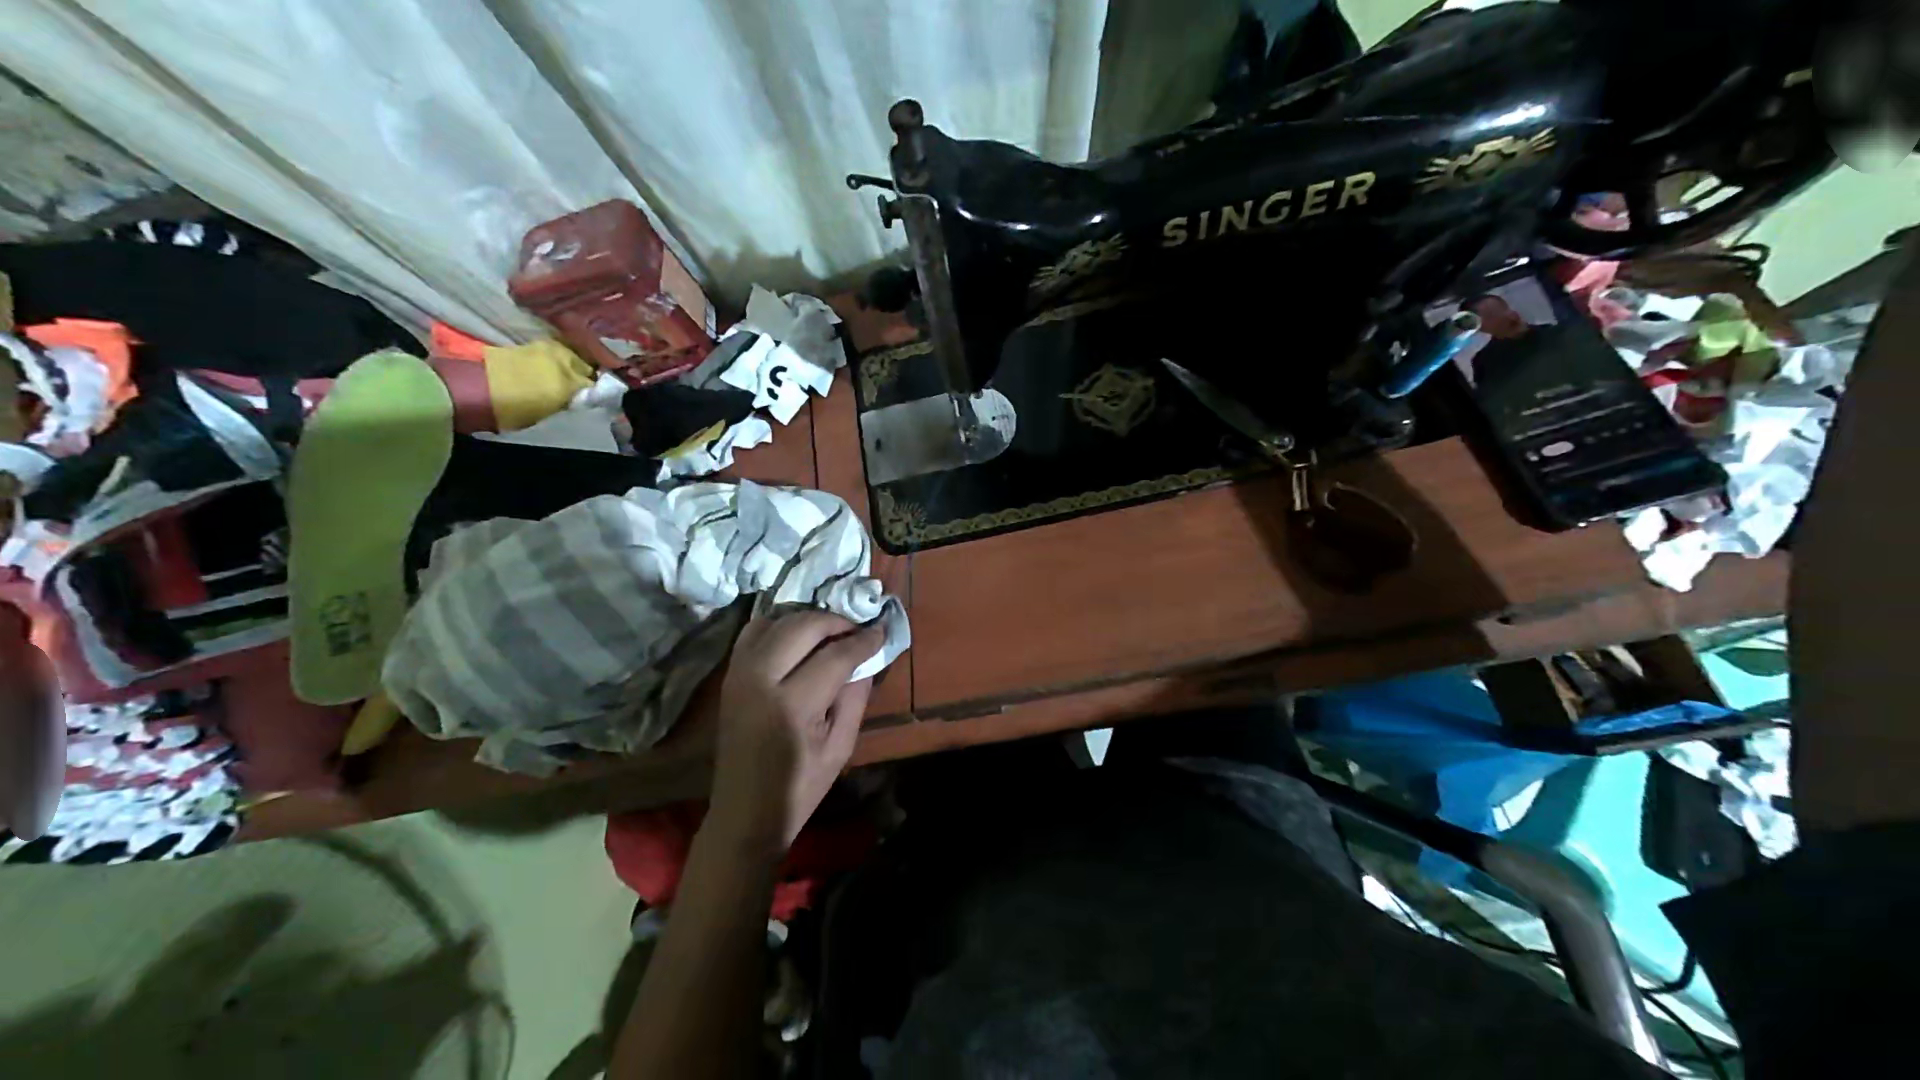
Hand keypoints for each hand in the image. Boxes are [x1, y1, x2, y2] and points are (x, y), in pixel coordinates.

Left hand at [707, 609, 882, 850]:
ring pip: (776, 621)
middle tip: (857, 630)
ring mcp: (739, 673)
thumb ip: (855, 697)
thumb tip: (866, 658)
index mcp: (793, 704)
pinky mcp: (730, 675)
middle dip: (835, 621)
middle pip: (803, 626)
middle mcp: (761, 678)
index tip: (881, 631)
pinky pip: (754, 632)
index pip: (835, 655)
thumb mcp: (841, 746)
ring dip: (808, 620)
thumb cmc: (800, 786)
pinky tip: (799, 639)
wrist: (744, 811)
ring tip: (830, 633)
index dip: (863, 640)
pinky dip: (780, 625)